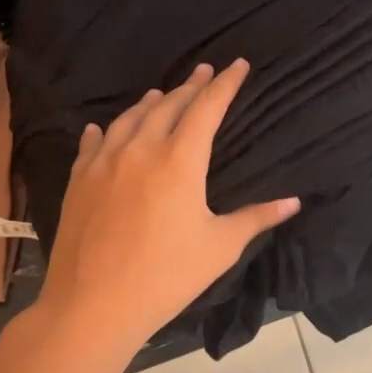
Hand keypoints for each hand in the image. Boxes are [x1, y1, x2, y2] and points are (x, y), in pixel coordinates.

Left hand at [37, 60, 300, 347]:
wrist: (92, 307)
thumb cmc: (165, 277)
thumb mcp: (219, 248)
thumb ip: (256, 218)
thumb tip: (293, 202)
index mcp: (179, 161)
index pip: (207, 107)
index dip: (225, 84)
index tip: (238, 65)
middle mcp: (141, 150)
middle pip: (169, 105)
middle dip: (191, 86)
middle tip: (205, 71)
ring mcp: (104, 163)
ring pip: (130, 118)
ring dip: (150, 102)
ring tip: (162, 94)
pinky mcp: (78, 181)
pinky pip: (93, 144)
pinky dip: (105, 131)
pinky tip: (102, 128)